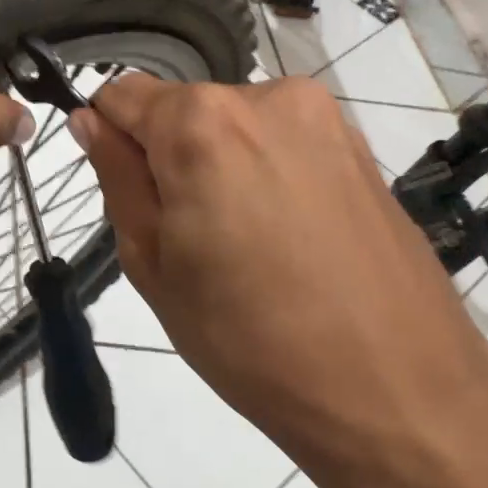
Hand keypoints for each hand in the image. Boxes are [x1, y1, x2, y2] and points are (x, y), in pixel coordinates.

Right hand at [70, 75, 487, 487]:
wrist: (397, 392)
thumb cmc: (248, 338)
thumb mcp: (152, 263)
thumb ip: (118, 178)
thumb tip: (91, 122)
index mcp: (200, 123)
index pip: (121, 94)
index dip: (109, 139)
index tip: (123, 194)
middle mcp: (265, 98)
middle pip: (181, 110)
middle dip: (166, 158)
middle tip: (182, 238)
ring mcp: (324, 119)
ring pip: (231, 128)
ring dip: (215, 168)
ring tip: (239, 247)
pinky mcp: (360, 150)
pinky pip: (280, 145)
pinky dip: (262, 176)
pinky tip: (282, 242)